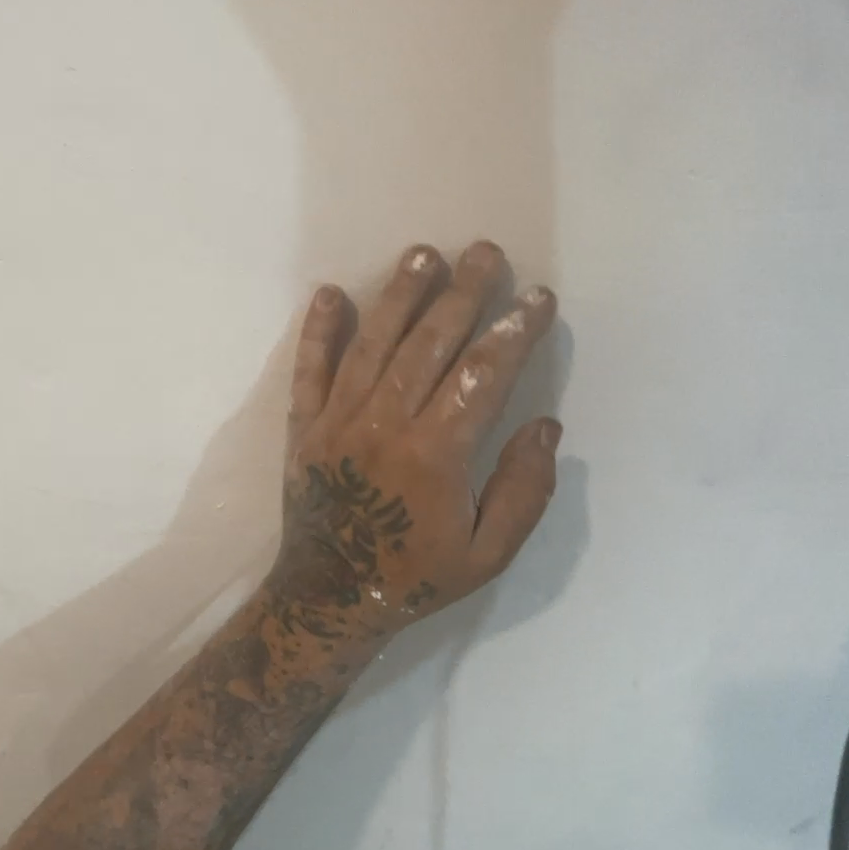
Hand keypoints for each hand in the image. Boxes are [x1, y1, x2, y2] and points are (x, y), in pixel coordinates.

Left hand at [264, 242, 560, 643]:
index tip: (536, 298)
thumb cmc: (413, 577)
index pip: (483, 375)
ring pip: (370, 347)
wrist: (328, 598)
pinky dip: (317, 333)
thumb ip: (522, 492)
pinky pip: (308, 373)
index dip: (513, 331)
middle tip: (483, 252)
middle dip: (460, 294)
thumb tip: (545, 427)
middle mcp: (384, 425)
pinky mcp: (303, 429)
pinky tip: (328, 294)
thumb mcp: (487, 555)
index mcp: (436, 454)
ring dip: (397, 297)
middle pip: (427, 345)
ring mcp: (337, 422)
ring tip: (421, 254)